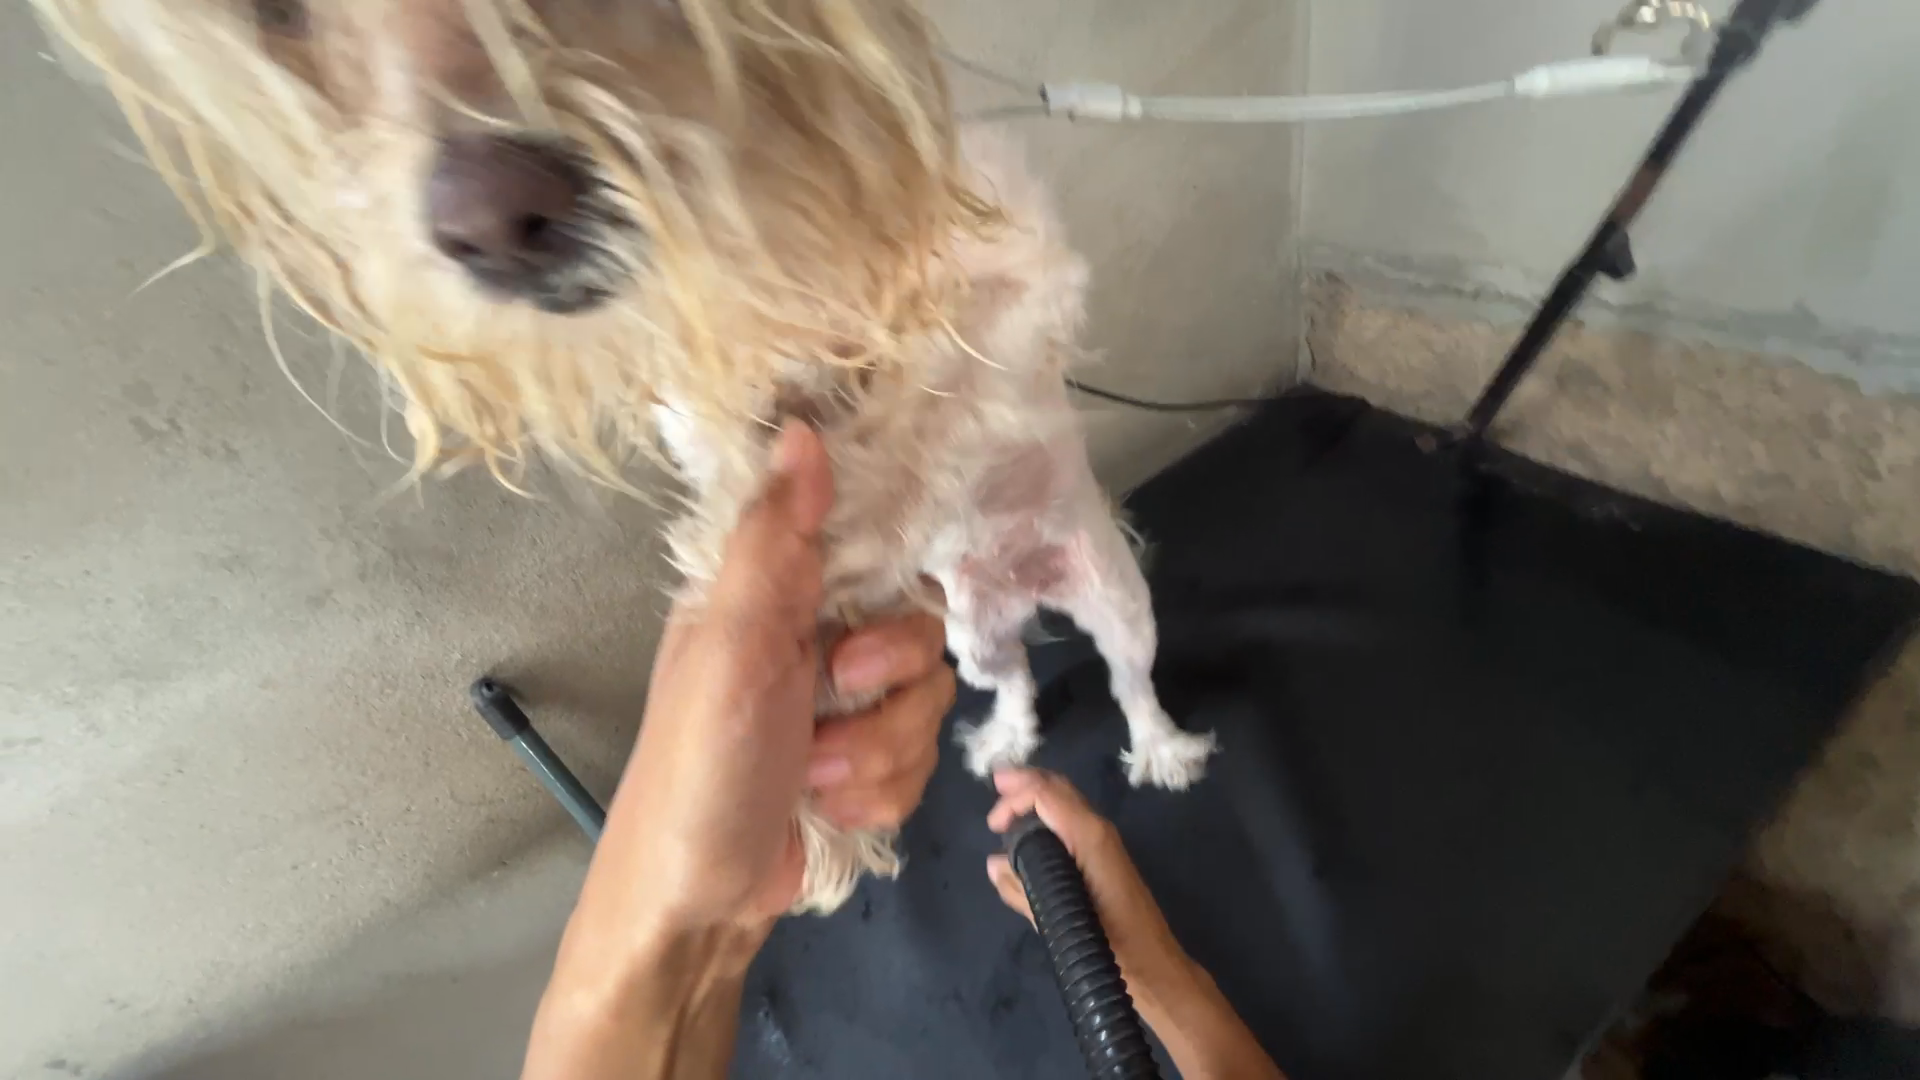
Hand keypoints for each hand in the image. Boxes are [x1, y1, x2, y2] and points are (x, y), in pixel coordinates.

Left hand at [568, 420, 955, 948]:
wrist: (696, 905)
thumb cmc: (700, 767)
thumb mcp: (729, 647)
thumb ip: (770, 542)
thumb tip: (803, 431)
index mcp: (778, 596)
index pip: (873, 549)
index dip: (886, 593)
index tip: (858, 642)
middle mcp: (819, 638)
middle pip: (921, 632)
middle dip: (885, 690)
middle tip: (827, 710)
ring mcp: (848, 705)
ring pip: (930, 701)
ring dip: (877, 752)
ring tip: (815, 776)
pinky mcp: (869, 761)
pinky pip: (924, 757)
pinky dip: (881, 791)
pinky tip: (831, 807)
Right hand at [984, 769, 1287, 1079]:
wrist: (1155, 966)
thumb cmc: (1110, 943)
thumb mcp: (1057, 920)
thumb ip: (1021, 889)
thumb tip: (994, 863)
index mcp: (1088, 836)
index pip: (1045, 794)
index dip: (1014, 798)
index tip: (993, 825)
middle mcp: (1098, 827)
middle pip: (1058, 786)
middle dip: (1025, 781)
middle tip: (996, 782)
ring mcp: (1104, 838)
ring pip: (1066, 799)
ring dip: (1036, 795)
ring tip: (1007, 803)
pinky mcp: (1106, 852)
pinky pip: (1071, 817)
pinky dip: (1048, 811)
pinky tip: (1033, 828)